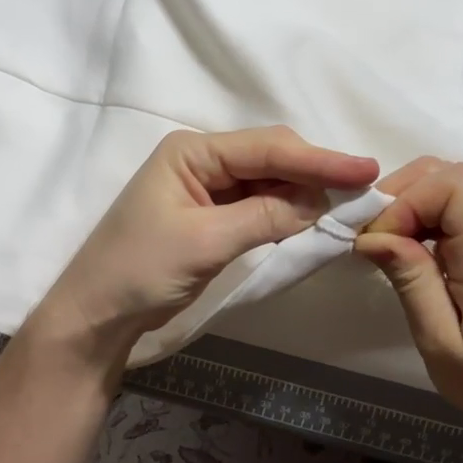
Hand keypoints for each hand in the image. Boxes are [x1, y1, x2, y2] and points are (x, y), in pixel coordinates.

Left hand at [32, 126, 377, 373]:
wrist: (97, 314)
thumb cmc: (139, 270)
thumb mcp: (205, 242)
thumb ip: (264, 217)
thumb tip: (319, 202)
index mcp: (191, 152)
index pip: (265, 148)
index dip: (317, 158)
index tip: (365, 170)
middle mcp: (200, 161)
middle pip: (270, 158)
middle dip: (314, 172)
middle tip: (363, 190)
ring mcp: (205, 190)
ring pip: (267, 182)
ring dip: (303, 193)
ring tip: (348, 203)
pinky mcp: (210, 218)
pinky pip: (257, 206)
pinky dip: (284, 212)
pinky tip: (311, 218)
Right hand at [355, 159, 462, 455]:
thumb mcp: (440, 343)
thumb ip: (410, 281)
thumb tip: (372, 236)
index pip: (455, 184)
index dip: (408, 198)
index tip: (380, 239)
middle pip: (452, 175)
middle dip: (403, 195)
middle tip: (374, 238)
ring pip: (454, 190)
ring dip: (412, 207)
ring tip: (387, 248)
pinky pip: (461, 213)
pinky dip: (427, 221)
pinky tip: (411, 256)